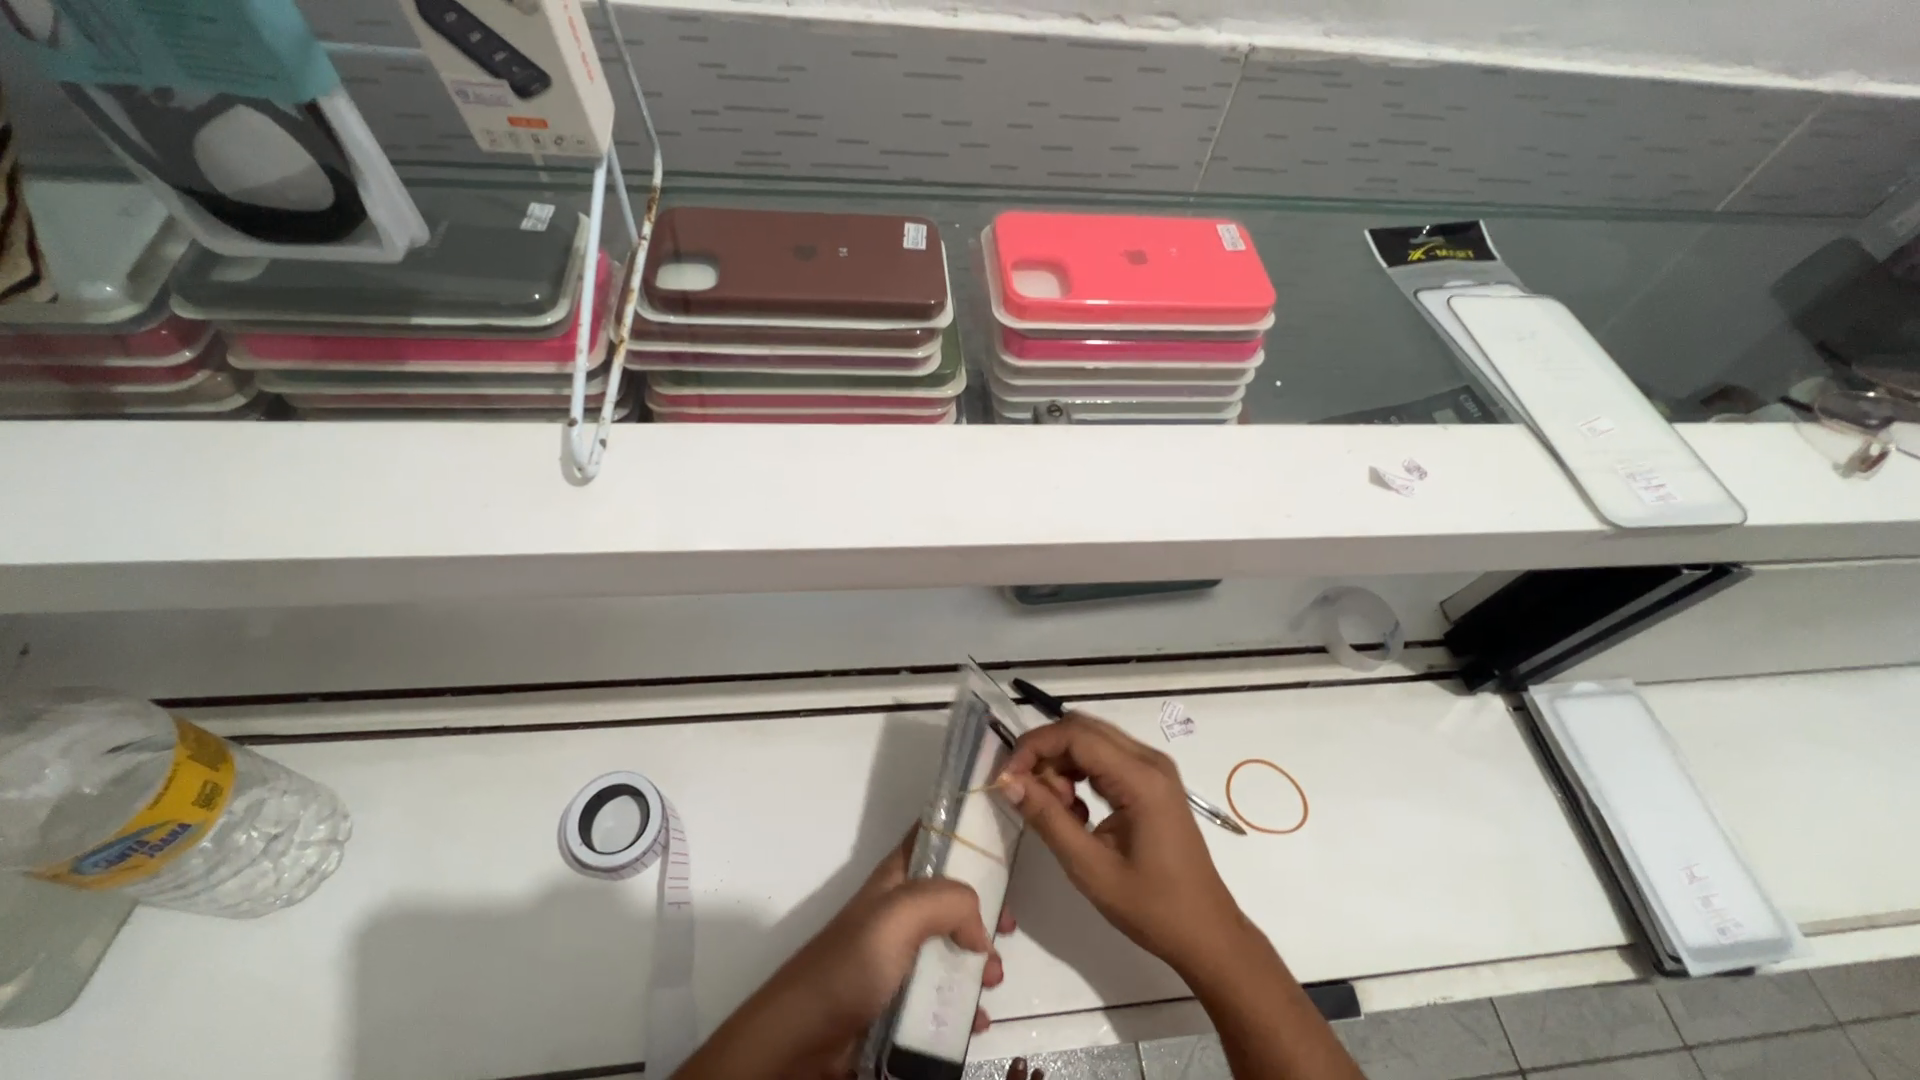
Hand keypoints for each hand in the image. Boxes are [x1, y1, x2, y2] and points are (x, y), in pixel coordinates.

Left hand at [689, 827, 1016, 1078]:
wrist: (800, 1045)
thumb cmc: (848, 968)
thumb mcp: (897, 916)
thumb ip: (948, 902)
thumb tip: (981, 930)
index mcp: (896, 881)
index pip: (933, 838)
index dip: (966, 834)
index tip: (1004, 843)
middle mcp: (901, 915)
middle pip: (954, 900)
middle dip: (985, 912)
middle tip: (1006, 929)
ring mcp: (901, 962)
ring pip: (955, 952)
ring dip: (980, 965)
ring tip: (990, 982)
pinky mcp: (903, 1006)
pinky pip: (945, 1001)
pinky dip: (966, 1009)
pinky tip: (975, 1021)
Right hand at [995, 713, 1251, 977]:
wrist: (1205, 932)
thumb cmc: (1151, 907)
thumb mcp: (1089, 867)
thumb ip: (1047, 818)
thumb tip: (1008, 781)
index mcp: (1141, 779)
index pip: (1075, 735)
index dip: (1034, 747)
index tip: (1006, 779)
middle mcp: (1150, 761)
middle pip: (1082, 730)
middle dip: (1046, 755)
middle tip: (1027, 796)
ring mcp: (1155, 770)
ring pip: (1092, 742)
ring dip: (1062, 766)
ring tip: (1056, 811)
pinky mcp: (1153, 783)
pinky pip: (1106, 760)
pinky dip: (1081, 775)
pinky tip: (1076, 813)